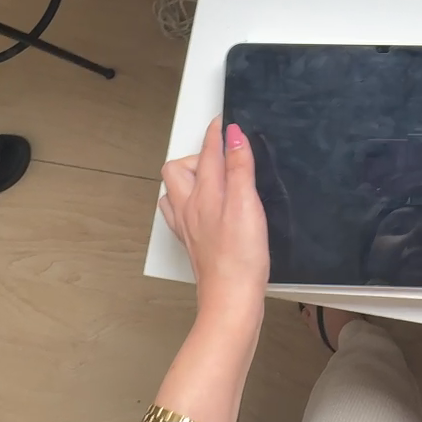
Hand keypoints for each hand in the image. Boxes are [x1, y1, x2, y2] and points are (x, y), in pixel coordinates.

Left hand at [160, 120, 269, 327]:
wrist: (231, 300)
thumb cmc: (240, 257)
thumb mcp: (245, 203)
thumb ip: (239, 167)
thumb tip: (234, 135)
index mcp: (203, 193)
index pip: (207, 152)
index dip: (216, 133)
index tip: (225, 121)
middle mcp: (190, 207)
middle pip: (178, 169)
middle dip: (196, 154)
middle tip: (221, 153)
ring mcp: (189, 227)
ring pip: (176, 192)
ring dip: (188, 178)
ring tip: (210, 176)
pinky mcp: (195, 243)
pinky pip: (182, 213)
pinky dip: (190, 201)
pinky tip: (206, 208)